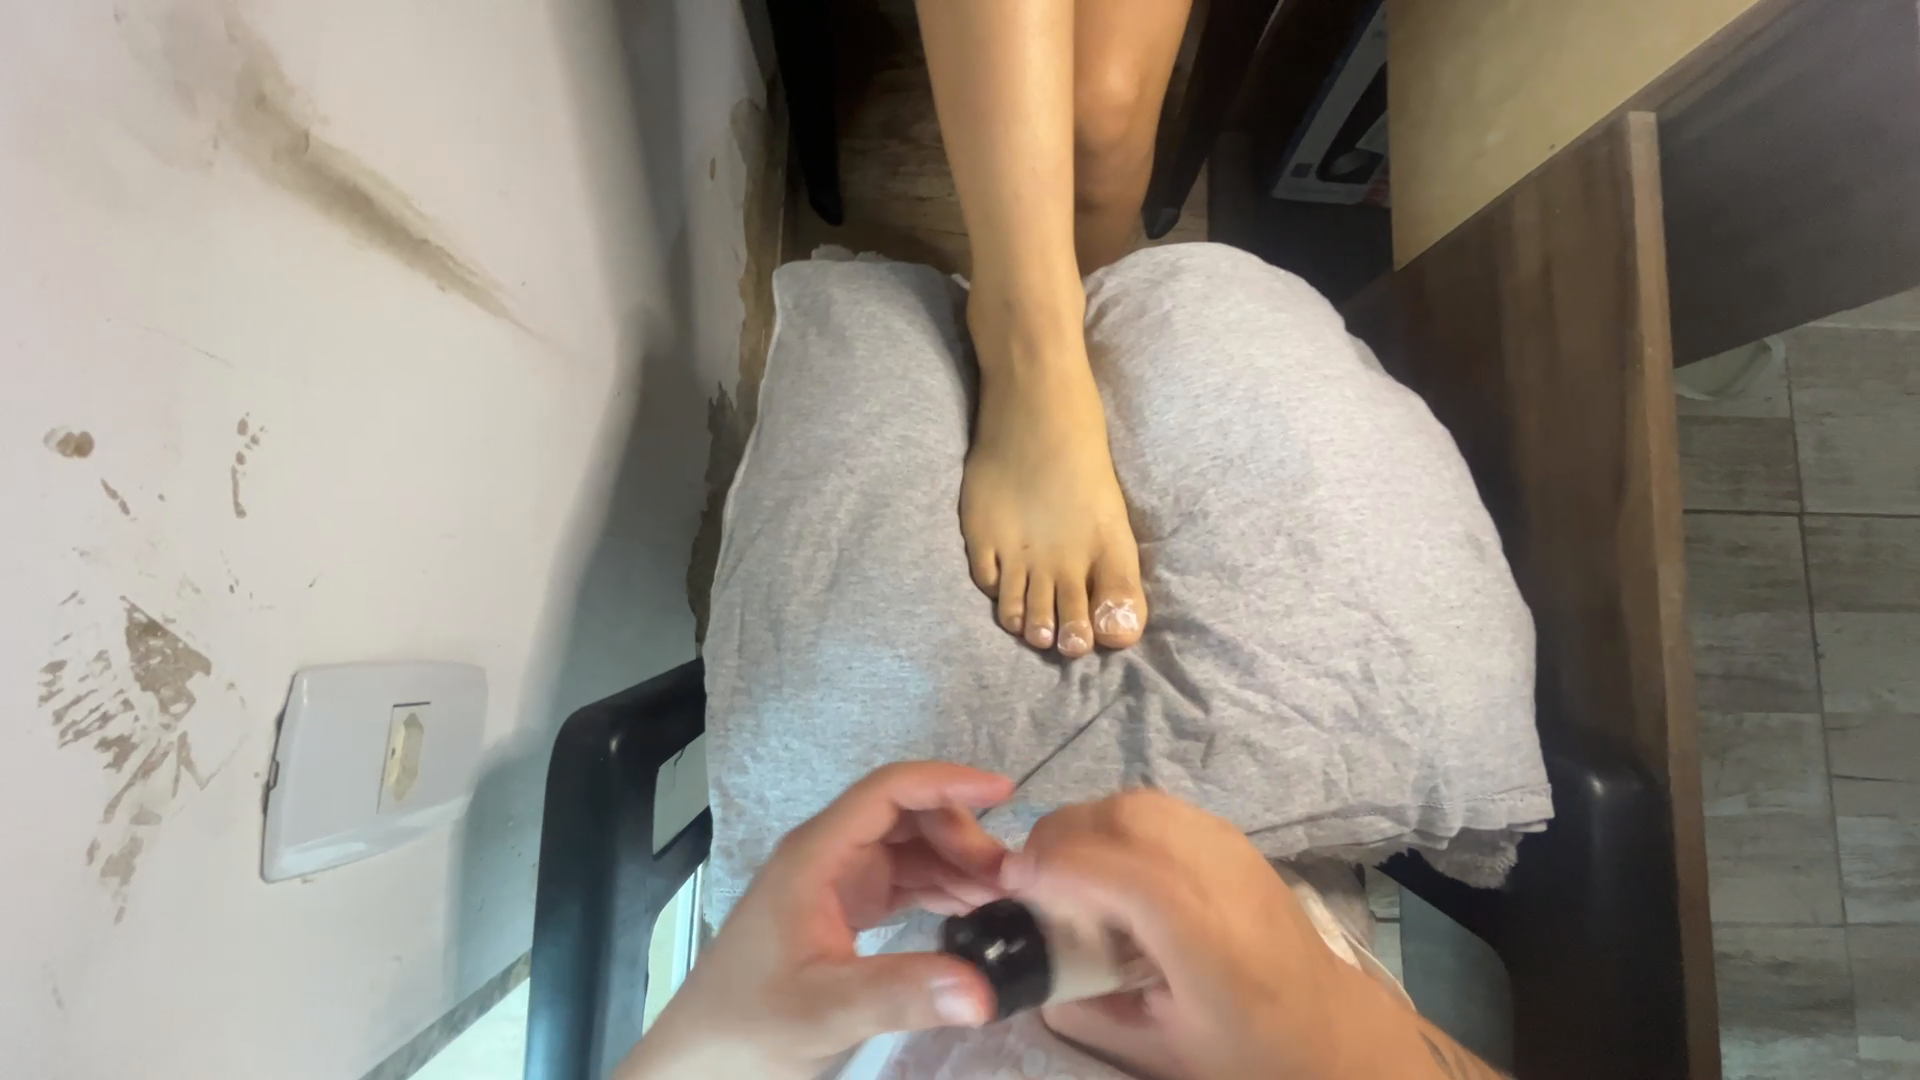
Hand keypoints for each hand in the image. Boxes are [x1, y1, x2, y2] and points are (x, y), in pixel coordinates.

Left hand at [618, 763, 1015, 1079]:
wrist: (700, 1064)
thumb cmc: (747, 1027)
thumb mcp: (823, 1013)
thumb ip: (900, 995)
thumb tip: (984, 989)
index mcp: (817, 853)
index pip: (888, 791)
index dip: (946, 782)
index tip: (1002, 792)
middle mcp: (830, 853)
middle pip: (906, 814)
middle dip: (959, 833)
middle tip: (1006, 877)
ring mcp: (838, 879)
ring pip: (909, 846)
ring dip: (955, 862)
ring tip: (1002, 896)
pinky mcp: (846, 906)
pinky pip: (903, 879)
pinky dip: (940, 887)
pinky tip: (972, 911)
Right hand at [1000, 789, 1365, 1079]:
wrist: (1330, 1028)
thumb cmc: (1249, 1053)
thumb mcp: (1158, 1050)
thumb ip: (1083, 1009)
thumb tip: (1028, 961)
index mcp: (1206, 939)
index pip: (1122, 874)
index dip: (1057, 867)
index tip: (1010, 881)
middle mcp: (1218, 874)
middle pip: (1122, 821)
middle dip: (1059, 839)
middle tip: (1028, 876)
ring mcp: (1226, 844)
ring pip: (1133, 803)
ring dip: (1084, 825)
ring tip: (1063, 866)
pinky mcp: (1227, 833)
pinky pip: (1153, 806)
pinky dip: (1113, 821)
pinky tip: (1107, 858)